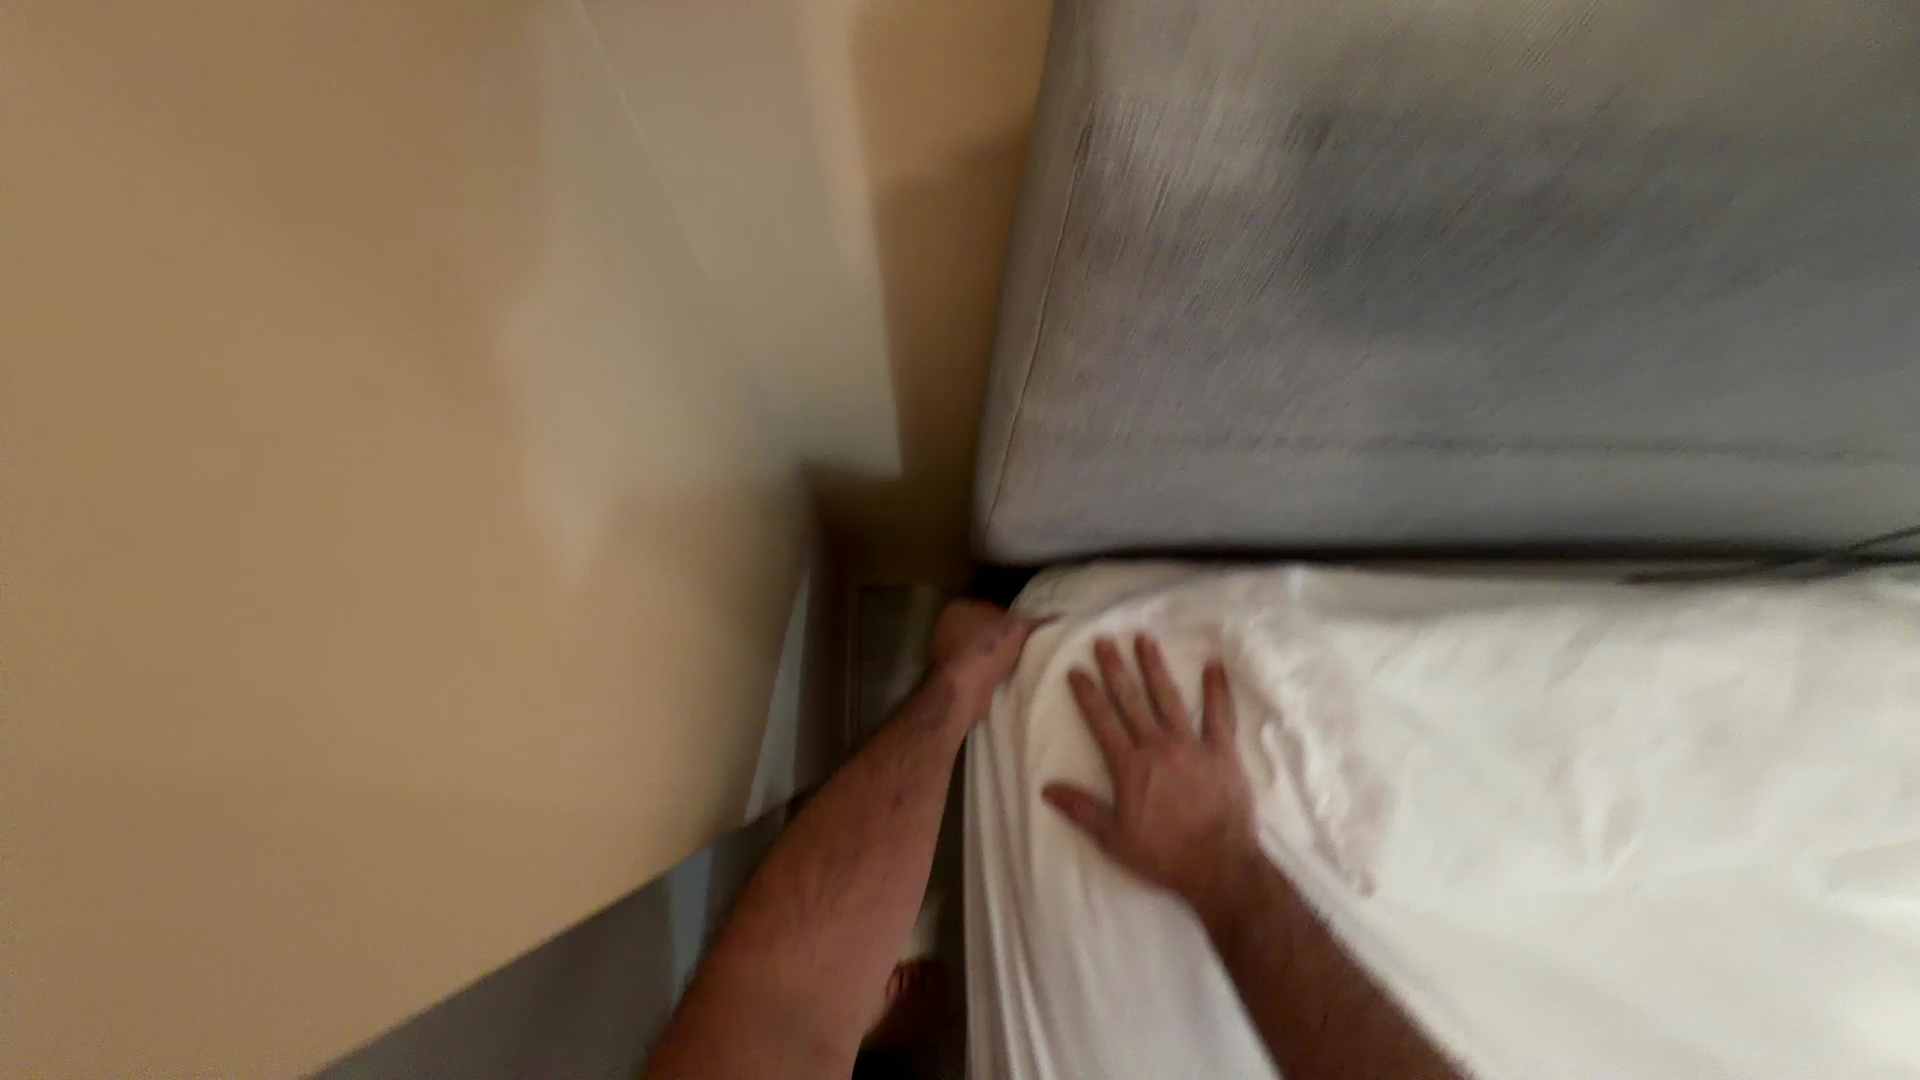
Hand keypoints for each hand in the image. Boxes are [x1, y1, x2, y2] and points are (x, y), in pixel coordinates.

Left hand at [928, 600, 1048, 712]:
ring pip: (981, 650)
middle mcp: (948, 626)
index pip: (993, 608)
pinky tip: (1004, 678)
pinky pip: (976, 668)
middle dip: (1003, 639)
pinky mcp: (950, 674)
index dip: (1012, 619)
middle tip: (1027, 648)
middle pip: (986, 629)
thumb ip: (1039, 622)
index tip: (1028, 631)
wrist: (963, 690)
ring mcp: (945, 651)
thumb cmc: (987, 650)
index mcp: (960, 607)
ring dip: (996, 658)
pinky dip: (988, 672)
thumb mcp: (1019, 630)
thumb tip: (1062, 617)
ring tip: (1019, 664)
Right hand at [1043, 635, 1261, 913]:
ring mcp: (1191, 745)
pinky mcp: (1222, 752)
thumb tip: (1047, 788)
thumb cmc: (1164, 855)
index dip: (1087, 694)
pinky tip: (1214, 666)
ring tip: (1144, 640)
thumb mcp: (1113, 839)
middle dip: (1115, 669)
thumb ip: (1081, 810)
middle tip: (1104, 641)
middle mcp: (1157, 746)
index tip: (1076, 670)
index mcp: (1129, 765)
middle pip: (1130, 700)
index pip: (1102, 721)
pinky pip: (1219, 715)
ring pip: (1168, 698)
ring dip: (1155, 667)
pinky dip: (1217, 690)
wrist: (1220, 868)